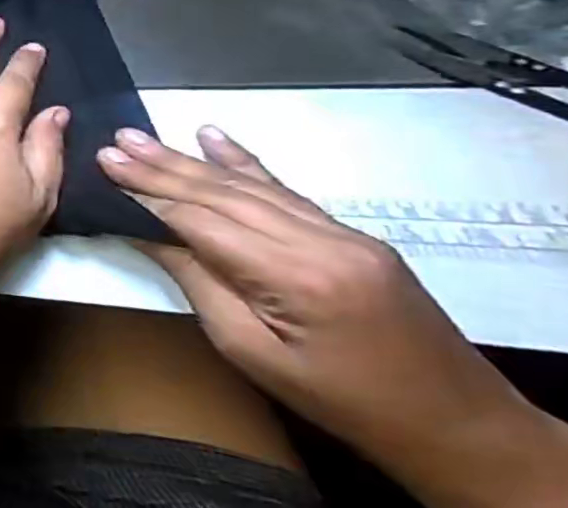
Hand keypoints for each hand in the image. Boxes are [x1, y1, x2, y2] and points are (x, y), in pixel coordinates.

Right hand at [97, 128, 556, 495]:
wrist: (460, 428)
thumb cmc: (346, 405)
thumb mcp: (257, 356)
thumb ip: (201, 285)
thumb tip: (150, 233)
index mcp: (296, 277)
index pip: (203, 221)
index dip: (149, 194)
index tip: (106, 168)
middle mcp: (319, 239)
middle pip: (222, 193)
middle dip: (162, 167)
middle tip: (115, 143)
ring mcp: (341, 231)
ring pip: (250, 185)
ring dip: (191, 160)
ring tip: (143, 138)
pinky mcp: (351, 233)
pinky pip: (285, 191)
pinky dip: (244, 164)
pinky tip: (214, 138)